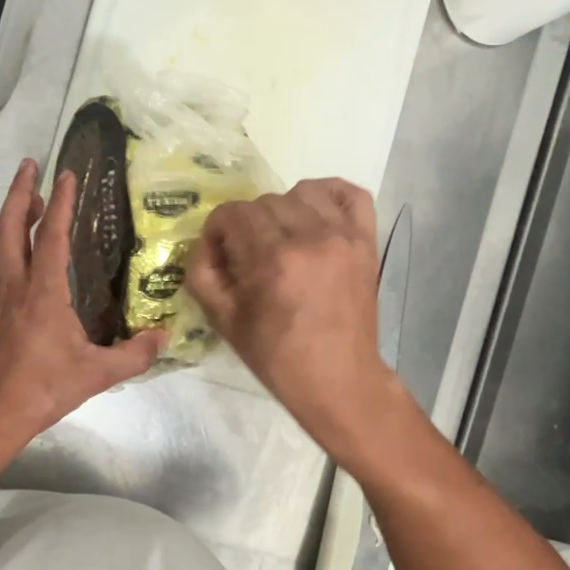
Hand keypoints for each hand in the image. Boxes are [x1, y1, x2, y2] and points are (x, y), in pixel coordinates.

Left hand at [0, 159, 165, 444]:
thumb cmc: (47, 389)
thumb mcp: (98, 373)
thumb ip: (134, 354)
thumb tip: (164, 337)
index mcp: (44, 290)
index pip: (52, 234)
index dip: (61, 202)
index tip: (67, 175)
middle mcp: (15, 283)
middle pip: (13, 224)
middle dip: (21, 191)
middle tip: (30, 165)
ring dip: (8, 214)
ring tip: (23, 198)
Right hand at [186, 178, 397, 443]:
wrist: (337, 378)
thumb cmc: (275, 355)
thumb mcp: (222, 321)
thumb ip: (203, 274)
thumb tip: (208, 244)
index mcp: (272, 259)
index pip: (232, 213)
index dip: (217, 232)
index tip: (221, 257)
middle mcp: (310, 238)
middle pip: (264, 201)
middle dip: (247, 225)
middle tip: (249, 258)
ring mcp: (344, 235)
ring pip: (302, 191)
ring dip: (284, 210)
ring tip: (283, 240)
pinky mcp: (366, 240)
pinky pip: (350, 193)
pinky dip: (329, 197)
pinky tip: (315, 220)